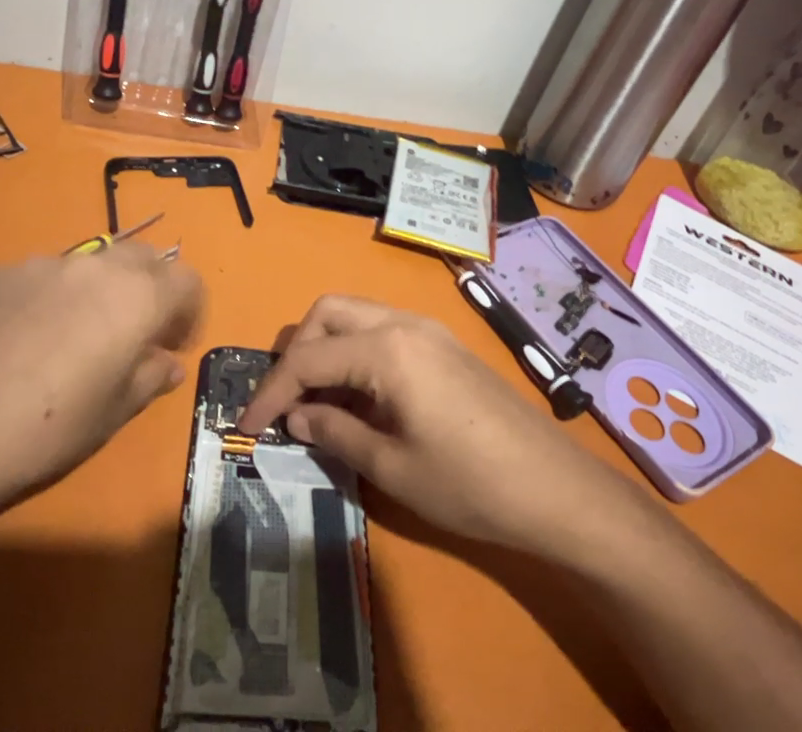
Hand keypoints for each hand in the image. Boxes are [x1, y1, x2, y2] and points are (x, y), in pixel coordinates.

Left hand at [0, 245, 203, 508]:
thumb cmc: (47, 433)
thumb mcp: (114, 414)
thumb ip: (148, 378)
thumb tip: (163, 363)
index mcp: (135, 297)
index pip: (186, 280)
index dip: (189, 312)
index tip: (172, 347)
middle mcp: (90, 267)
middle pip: (140, 258)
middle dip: (148, 291)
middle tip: (133, 339)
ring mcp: (35, 266)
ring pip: (86, 266)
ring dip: (96, 294)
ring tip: (70, 345)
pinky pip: (36, 279)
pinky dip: (46, 301)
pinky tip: (18, 348)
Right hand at [237, 295, 627, 554]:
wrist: (555, 489)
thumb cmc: (468, 484)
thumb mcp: (390, 466)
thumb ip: (335, 431)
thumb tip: (296, 416)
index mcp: (386, 350)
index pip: (307, 358)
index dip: (270, 392)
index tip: (247, 425)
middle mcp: (405, 324)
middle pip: (328, 312)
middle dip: (297, 350)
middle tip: (286, 401)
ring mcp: (431, 331)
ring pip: (357, 316)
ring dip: (327, 348)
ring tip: (316, 401)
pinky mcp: (447, 347)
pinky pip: (385, 332)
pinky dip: (357, 353)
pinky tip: (358, 398)